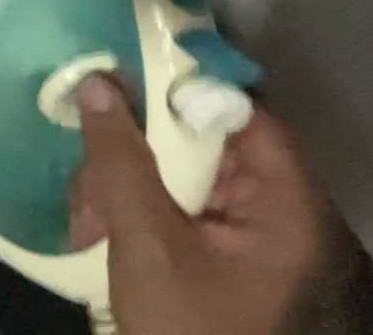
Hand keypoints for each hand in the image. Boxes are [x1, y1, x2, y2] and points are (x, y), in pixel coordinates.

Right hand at [69, 75, 330, 334]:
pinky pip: (168, 198)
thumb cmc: (188, 324)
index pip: (247, 117)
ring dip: (118, 182)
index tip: (126, 63)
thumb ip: (120, 158)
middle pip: (201, 142)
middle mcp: (277, 212)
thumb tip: (98, 80)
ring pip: (174, 170)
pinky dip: (126, 204)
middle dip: (131, 148)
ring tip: (85, 218)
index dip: (189, 85)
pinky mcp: (215, 246)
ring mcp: (246, 232)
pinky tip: (93, 228)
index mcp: (287, 209)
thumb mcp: (146, 240)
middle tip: (87, 167)